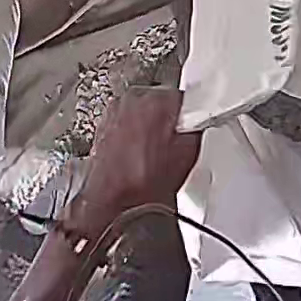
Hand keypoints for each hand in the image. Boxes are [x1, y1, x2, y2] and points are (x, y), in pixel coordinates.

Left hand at [61, 87, 200, 240]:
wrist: (113, 202)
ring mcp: (115, 111)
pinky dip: (132, 134)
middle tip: (173, 144)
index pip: (183, 98)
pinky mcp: (104, 124)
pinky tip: (137, 156)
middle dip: (168, 120)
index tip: (191, 127)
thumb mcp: (188, 153)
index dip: (190, 116)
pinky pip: (126, 123)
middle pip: (160, 102)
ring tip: (153, 153)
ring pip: (142, 112)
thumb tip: (197, 121)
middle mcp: (133, 99)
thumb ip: (196, 127)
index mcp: (156, 99)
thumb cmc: (144, 182)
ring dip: (149, 126)